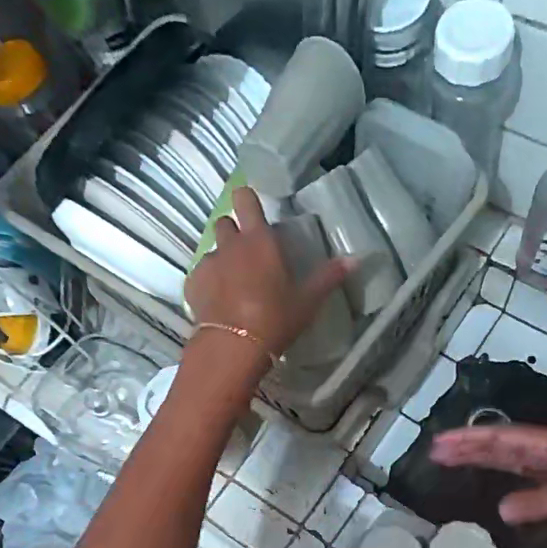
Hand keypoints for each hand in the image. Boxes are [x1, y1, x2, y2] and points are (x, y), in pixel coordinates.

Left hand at [184, 186, 351, 359]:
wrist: (233, 348)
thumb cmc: (275, 319)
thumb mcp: (307, 301)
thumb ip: (328, 277)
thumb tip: (354, 259)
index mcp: (258, 239)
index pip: (245, 198)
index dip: (247, 200)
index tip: (253, 210)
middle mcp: (229, 244)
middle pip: (224, 223)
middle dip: (233, 232)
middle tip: (247, 254)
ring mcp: (208, 264)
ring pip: (212, 250)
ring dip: (221, 259)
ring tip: (232, 282)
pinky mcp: (192, 285)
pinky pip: (200, 275)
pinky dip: (207, 282)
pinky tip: (217, 301)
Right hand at [430, 425, 546, 529]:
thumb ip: (538, 503)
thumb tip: (501, 510)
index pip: (502, 436)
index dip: (472, 437)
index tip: (445, 440)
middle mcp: (542, 448)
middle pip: (497, 442)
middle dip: (466, 444)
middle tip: (434, 448)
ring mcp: (542, 462)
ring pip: (501, 454)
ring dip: (474, 454)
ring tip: (445, 457)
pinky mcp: (544, 477)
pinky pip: (510, 467)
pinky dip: (489, 466)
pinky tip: (476, 469)